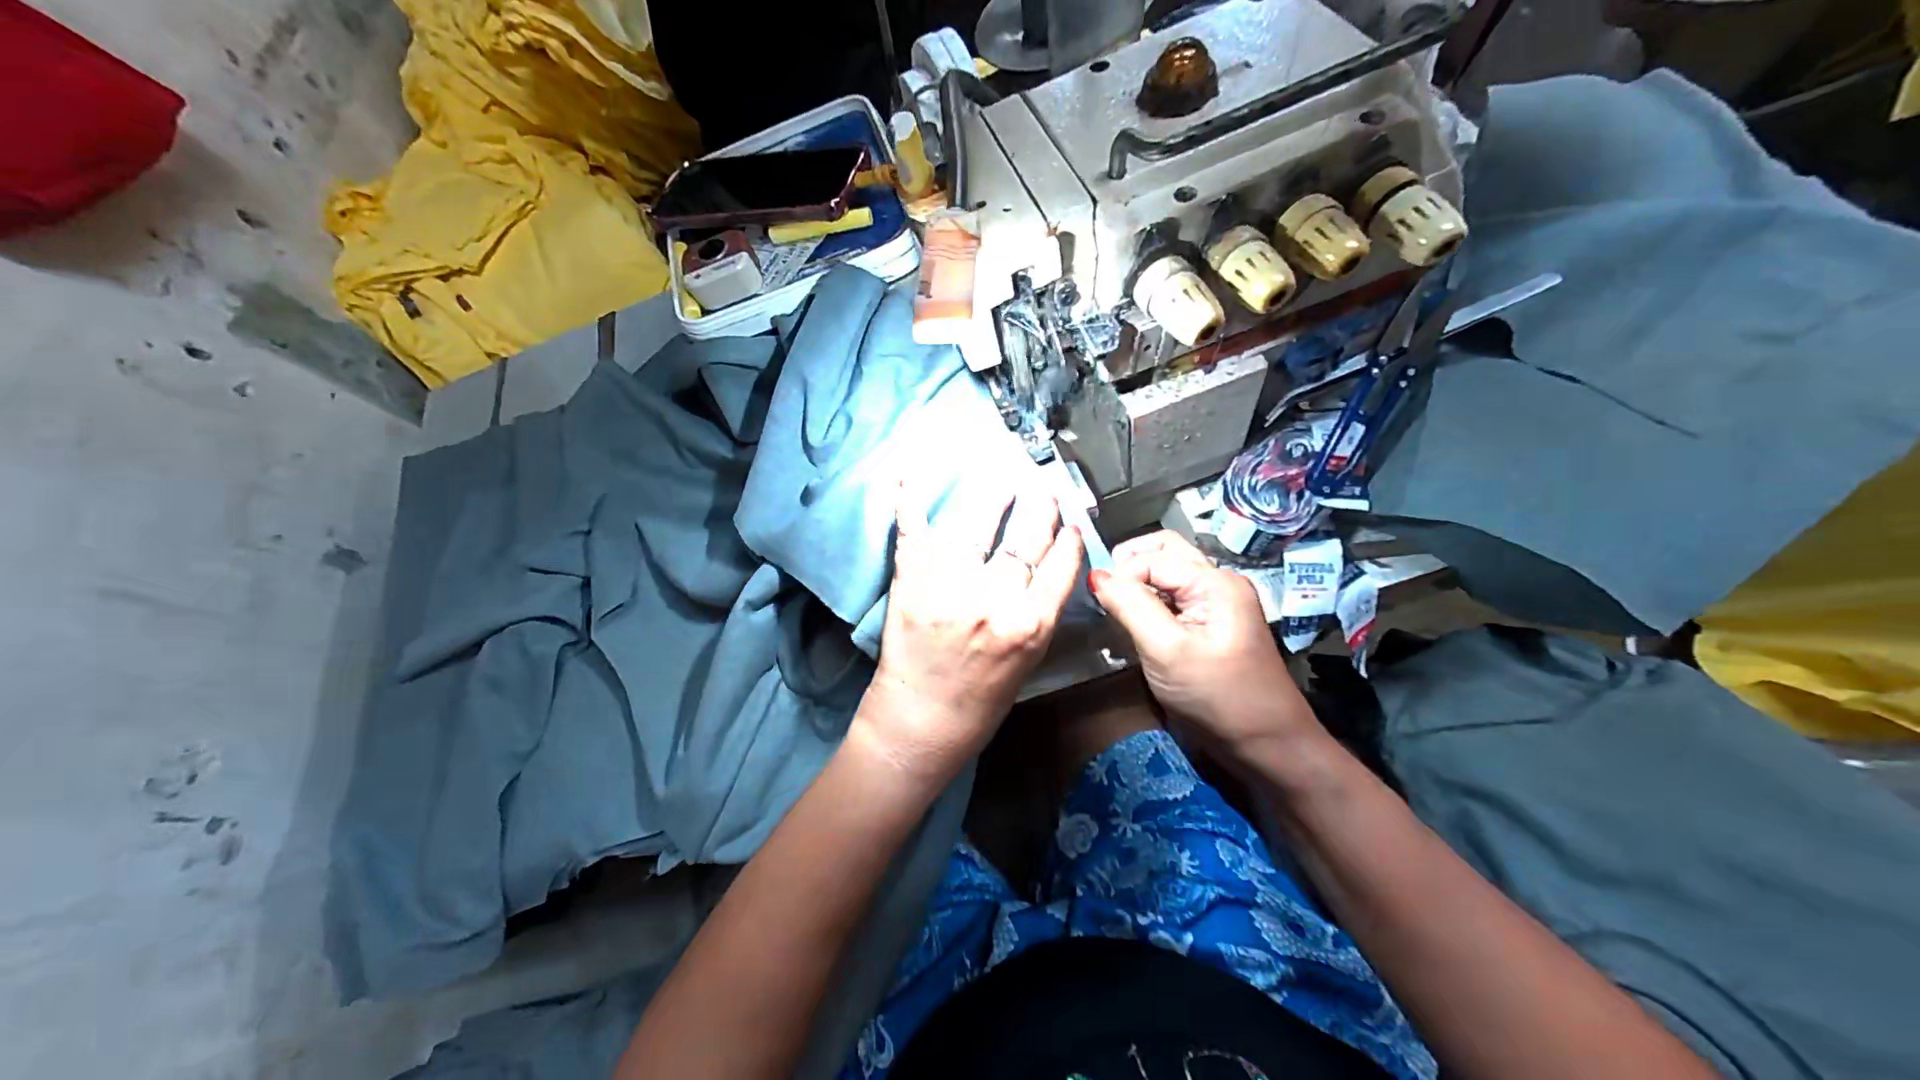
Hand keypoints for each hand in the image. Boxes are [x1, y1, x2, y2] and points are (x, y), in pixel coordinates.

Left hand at [855, 480, 1085, 783]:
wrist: (921, 722)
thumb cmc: (979, 703)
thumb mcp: (1027, 661)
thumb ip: (1037, 614)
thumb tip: (1045, 574)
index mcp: (1030, 624)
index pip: (1060, 565)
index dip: (1067, 538)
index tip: (1070, 523)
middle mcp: (994, 599)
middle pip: (1026, 539)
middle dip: (1040, 509)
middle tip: (1044, 492)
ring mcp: (950, 585)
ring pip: (979, 526)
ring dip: (996, 499)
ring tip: (1006, 484)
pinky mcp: (911, 581)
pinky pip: (914, 531)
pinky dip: (910, 502)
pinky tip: (910, 476)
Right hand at [1088, 531, 1317, 762]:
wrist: (1267, 744)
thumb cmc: (1217, 697)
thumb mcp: (1166, 651)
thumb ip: (1131, 607)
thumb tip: (1096, 575)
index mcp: (1215, 582)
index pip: (1151, 558)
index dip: (1120, 576)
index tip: (1099, 605)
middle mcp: (1219, 582)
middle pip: (1165, 552)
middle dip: (1129, 567)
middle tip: (1105, 596)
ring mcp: (1219, 603)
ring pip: (1169, 574)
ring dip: (1139, 584)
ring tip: (1117, 610)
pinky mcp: (1214, 624)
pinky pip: (1176, 597)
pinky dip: (1152, 602)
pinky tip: (1137, 624)